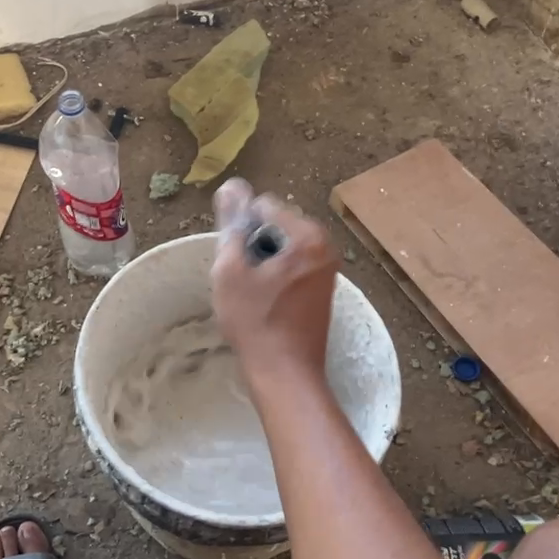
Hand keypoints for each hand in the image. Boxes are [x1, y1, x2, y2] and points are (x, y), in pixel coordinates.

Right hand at [210, 179, 339, 393]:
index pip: (262, 207)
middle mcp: (325, 247)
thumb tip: (232, 186)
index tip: (235, 261)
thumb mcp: (231, 268)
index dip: (240, 230)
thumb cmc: (255, 321)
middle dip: (253, 244)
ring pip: (281, 248)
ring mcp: (328, 269)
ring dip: (262, 262)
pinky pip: (291, 267)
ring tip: (252, 293)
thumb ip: (231, 223)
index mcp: (308, 236)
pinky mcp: (323, 289)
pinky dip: (275, 277)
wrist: (285, 373)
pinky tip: (264, 303)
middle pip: (274, 226)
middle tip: (242, 279)